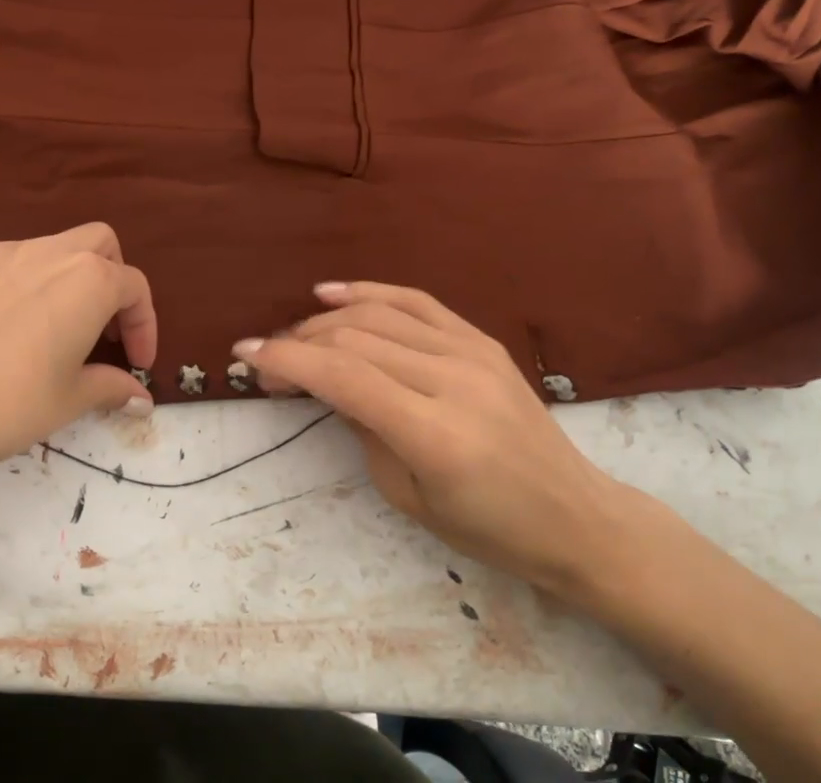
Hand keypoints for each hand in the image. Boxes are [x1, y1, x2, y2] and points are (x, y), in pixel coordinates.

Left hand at [0, 223, 157, 479]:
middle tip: (105, 330)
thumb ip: (110, 386)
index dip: (145, 325)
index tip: (138, 363)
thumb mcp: (69, 400)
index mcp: (86, 280)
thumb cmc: (9, 405)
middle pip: (97, 244)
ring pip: (49, 249)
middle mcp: (44, 253)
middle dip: (112, 279)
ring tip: (57, 333)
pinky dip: (23, 288)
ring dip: (66, 280)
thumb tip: (137, 395)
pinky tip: (7, 334)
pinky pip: (6, 268)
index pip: (133, 286)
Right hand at [233, 282, 639, 595]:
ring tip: (291, 337)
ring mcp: (474, 353)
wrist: (576, 517)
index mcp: (433, 432)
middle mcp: (454, 380)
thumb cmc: (488, 527)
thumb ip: (362, 428)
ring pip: (377, 315)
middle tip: (265, 365)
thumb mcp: (407, 495)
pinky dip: (369, 292)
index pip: (342, 375)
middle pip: (353, 338)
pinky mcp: (483, 342)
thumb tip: (325, 384)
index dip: (286, 359)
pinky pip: (417, 303)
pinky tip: (331, 292)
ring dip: (322, 321)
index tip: (244, 356)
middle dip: (296, 343)